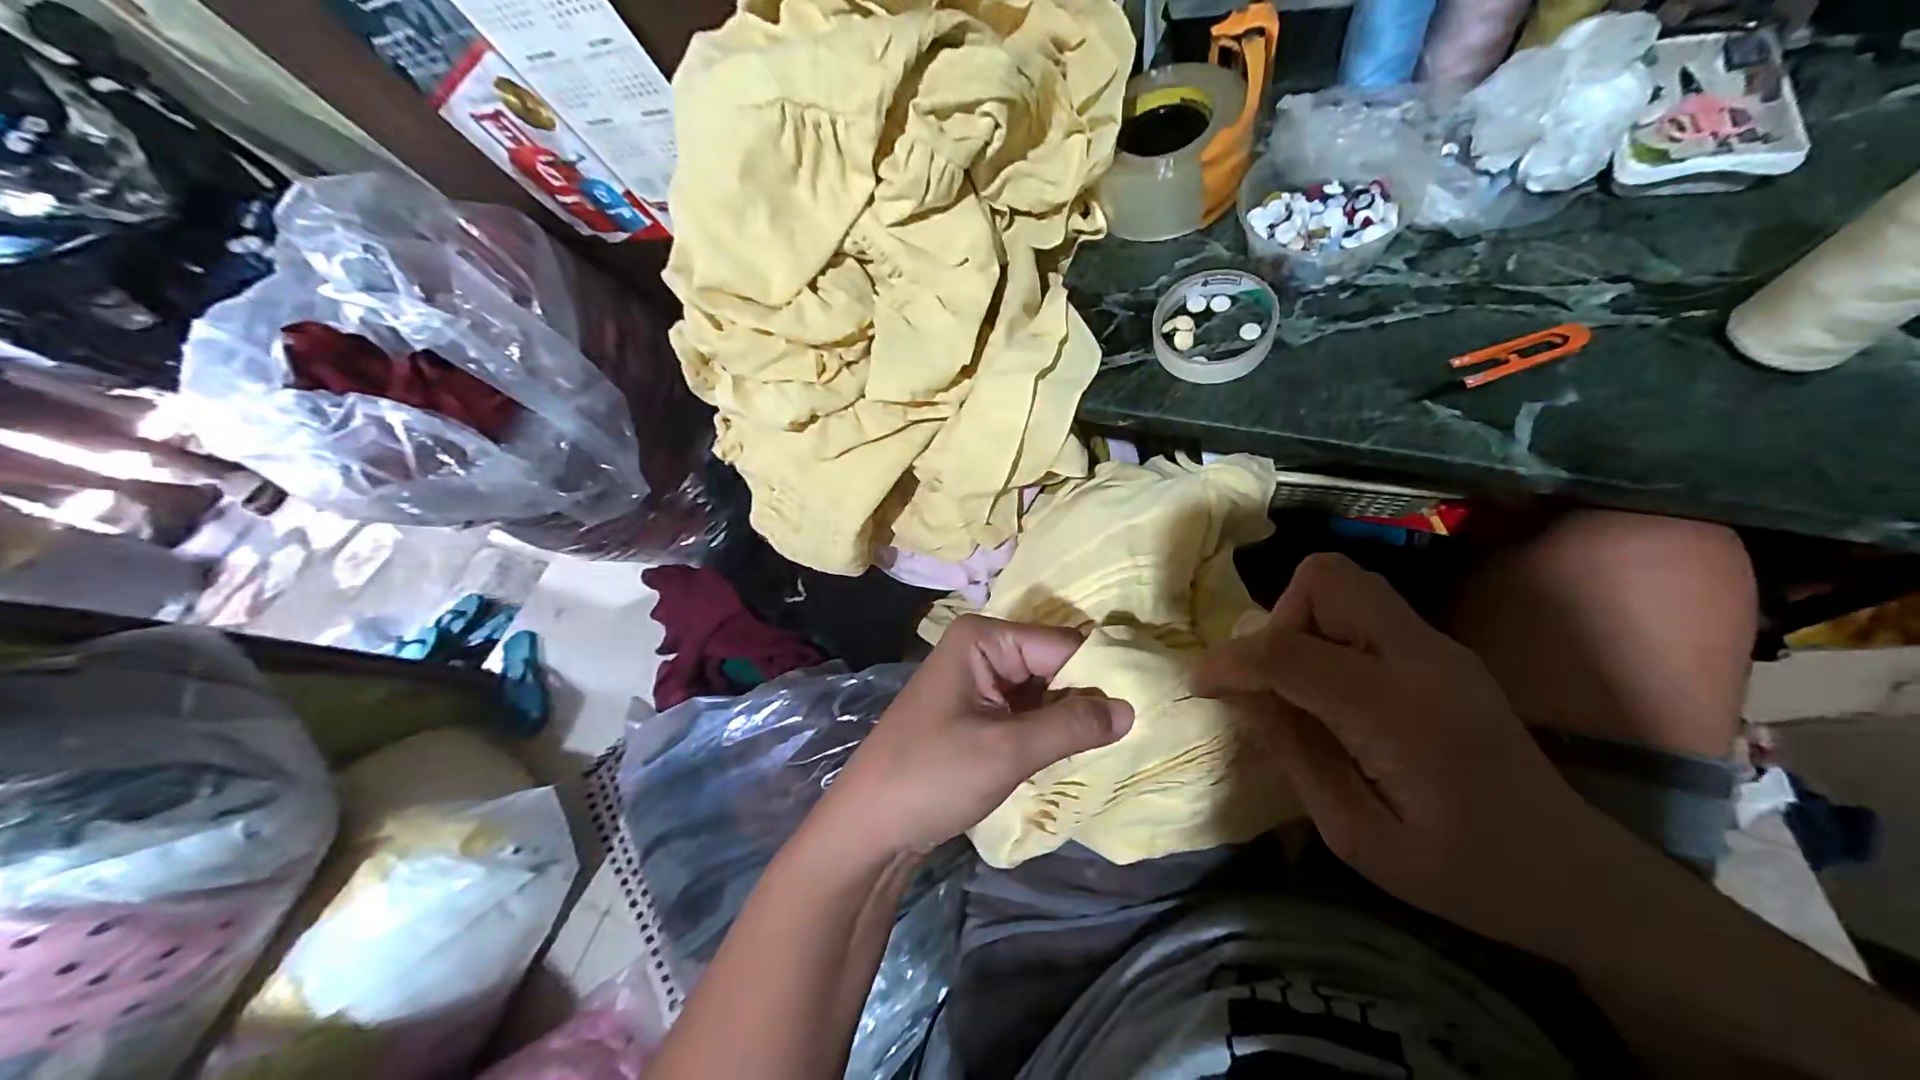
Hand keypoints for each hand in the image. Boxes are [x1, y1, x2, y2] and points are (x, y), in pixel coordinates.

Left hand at [815, 615, 1133, 858]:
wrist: (868, 826)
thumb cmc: (931, 777)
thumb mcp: (1007, 750)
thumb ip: (1071, 725)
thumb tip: (1131, 709)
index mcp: (983, 638)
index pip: (1062, 645)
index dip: (1102, 676)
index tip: (1145, 707)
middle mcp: (981, 648)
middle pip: (1054, 664)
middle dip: (1086, 698)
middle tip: (1132, 732)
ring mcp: (977, 681)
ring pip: (1043, 690)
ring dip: (1069, 718)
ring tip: (1108, 746)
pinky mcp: (975, 712)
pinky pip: (1025, 711)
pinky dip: (1048, 730)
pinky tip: (1072, 754)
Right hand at [1196, 553, 1610, 946]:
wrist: (1576, 875)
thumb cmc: (1462, 873)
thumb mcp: (1357, 836)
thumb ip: (1294, 753)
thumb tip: (1239, 695)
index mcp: (1400, 712)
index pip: (1289, 650)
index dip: (1230, 661)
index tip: (1201, 686)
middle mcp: (1424, 658)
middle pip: (1327, 578)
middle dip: (1279, 618)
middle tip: (1274, 681)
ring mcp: (1441, 649)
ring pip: (1346, 585)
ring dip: (1304, 622)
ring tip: (1305, 689)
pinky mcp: (1444, 653)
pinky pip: (1366, 611)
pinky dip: (1329, 634)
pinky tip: (1338, 696)